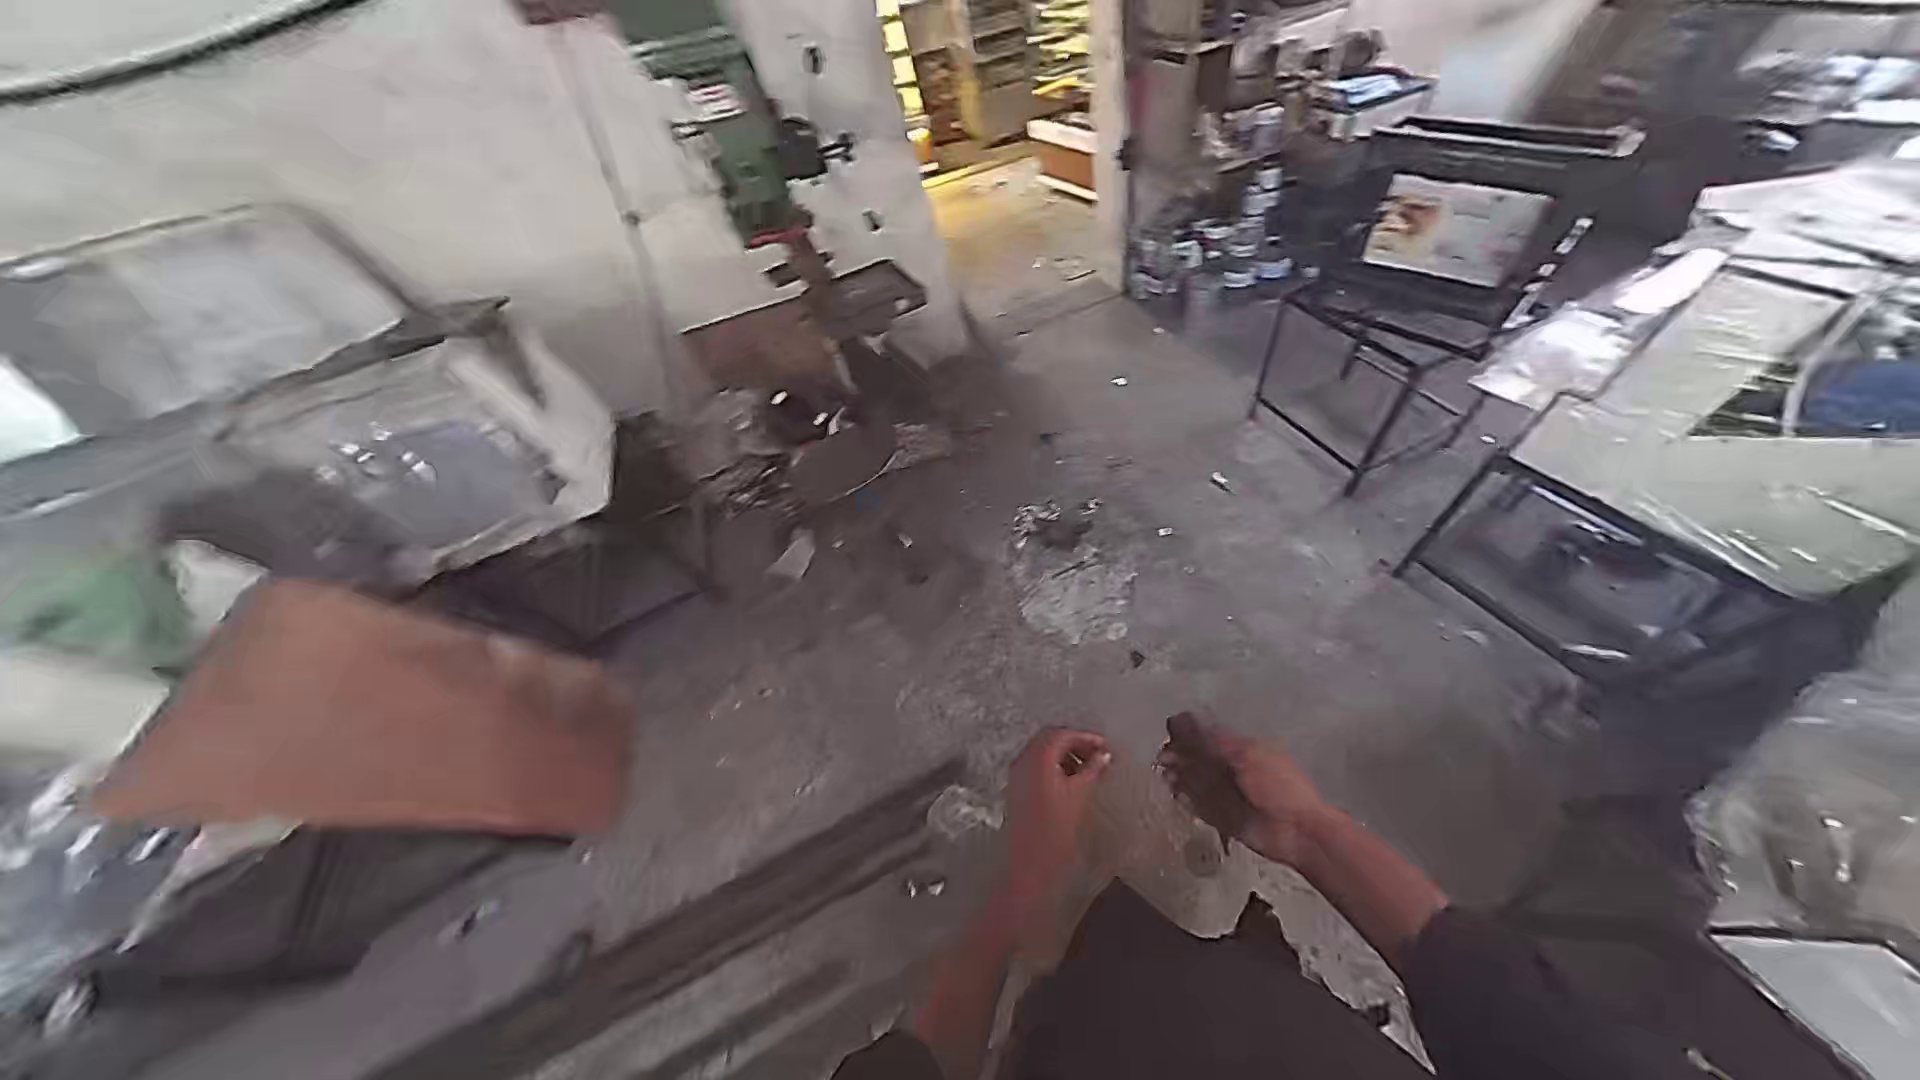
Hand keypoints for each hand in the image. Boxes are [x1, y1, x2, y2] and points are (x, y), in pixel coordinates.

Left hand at [1003, 728, 1110, 914]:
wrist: (1030, 864)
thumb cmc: (1056, 829)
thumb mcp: (1079, 795)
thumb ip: (1092, 769)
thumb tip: (1105, 754)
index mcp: (1037, 758)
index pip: (1061, 734)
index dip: (1085, 736)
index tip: (1106, 746)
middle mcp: (1023, 760)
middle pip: (1049, 738)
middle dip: (1074, 742)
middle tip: (1098, 754)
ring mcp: (1017, 773)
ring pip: (1042, 751)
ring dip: (1065, 753)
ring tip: (1089, 767)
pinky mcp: (1017, 786)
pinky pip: (1036, 765)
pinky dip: (1054, 765)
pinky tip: (1072, 779)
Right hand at [1156, 718, 1333, 867]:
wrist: (1299, 832)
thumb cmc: (1277, 787)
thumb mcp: (1247, 754)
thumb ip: (1214, 739)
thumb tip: (1182, 720)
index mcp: (1237, 749)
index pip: (1203, 735)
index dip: (1184, 733)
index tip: (1170, 735)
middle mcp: (1227, 769)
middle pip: (1193, 757)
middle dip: (1176, 756)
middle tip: (1162, 761)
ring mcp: (1223, 794)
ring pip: (1190, 781)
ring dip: (1176, 777)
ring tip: (1167, 779)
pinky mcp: (1220, 817)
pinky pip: (1196, 806)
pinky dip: (1184, 800)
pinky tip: (1177, 796)